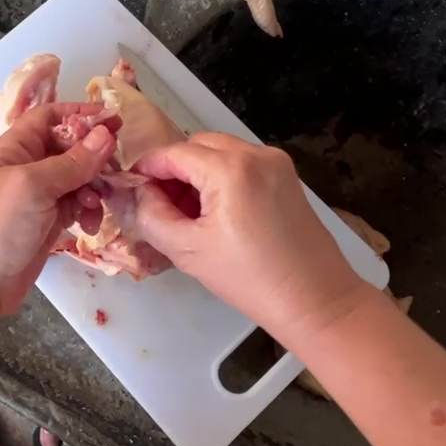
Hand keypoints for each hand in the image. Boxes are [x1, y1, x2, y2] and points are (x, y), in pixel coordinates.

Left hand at [0, 103, 114, 323]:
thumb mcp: (33, 186)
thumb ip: (72, 161)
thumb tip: (105, 133)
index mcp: (15, 148)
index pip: (50, 117)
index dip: (80, 114)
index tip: (112, 120)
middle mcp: (27, 166)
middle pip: (70, 147)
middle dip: (94, 156)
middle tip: (117, 168)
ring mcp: (38, 195)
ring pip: (78, 178)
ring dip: (93, 187)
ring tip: (96, 205)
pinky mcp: (48, 221)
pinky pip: (77, 205)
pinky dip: (87, 211)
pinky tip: (89, 225)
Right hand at [132, 132, 374, 337]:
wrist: (315, 300)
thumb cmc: (249, 279)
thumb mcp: (187, 250)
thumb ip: (151, 214)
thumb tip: (137, 192)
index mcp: (230, 169)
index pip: (174, 153)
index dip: (147, 167)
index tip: (130, 187)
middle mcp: (256, 154)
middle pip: (197, 145)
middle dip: (173, 169)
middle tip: (159, 203)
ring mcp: (276, 162)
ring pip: (219, 152)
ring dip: (196, 172)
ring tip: (187, 212)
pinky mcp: (286, 176)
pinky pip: (241, 163)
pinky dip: (220, 177)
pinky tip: (215, 212)